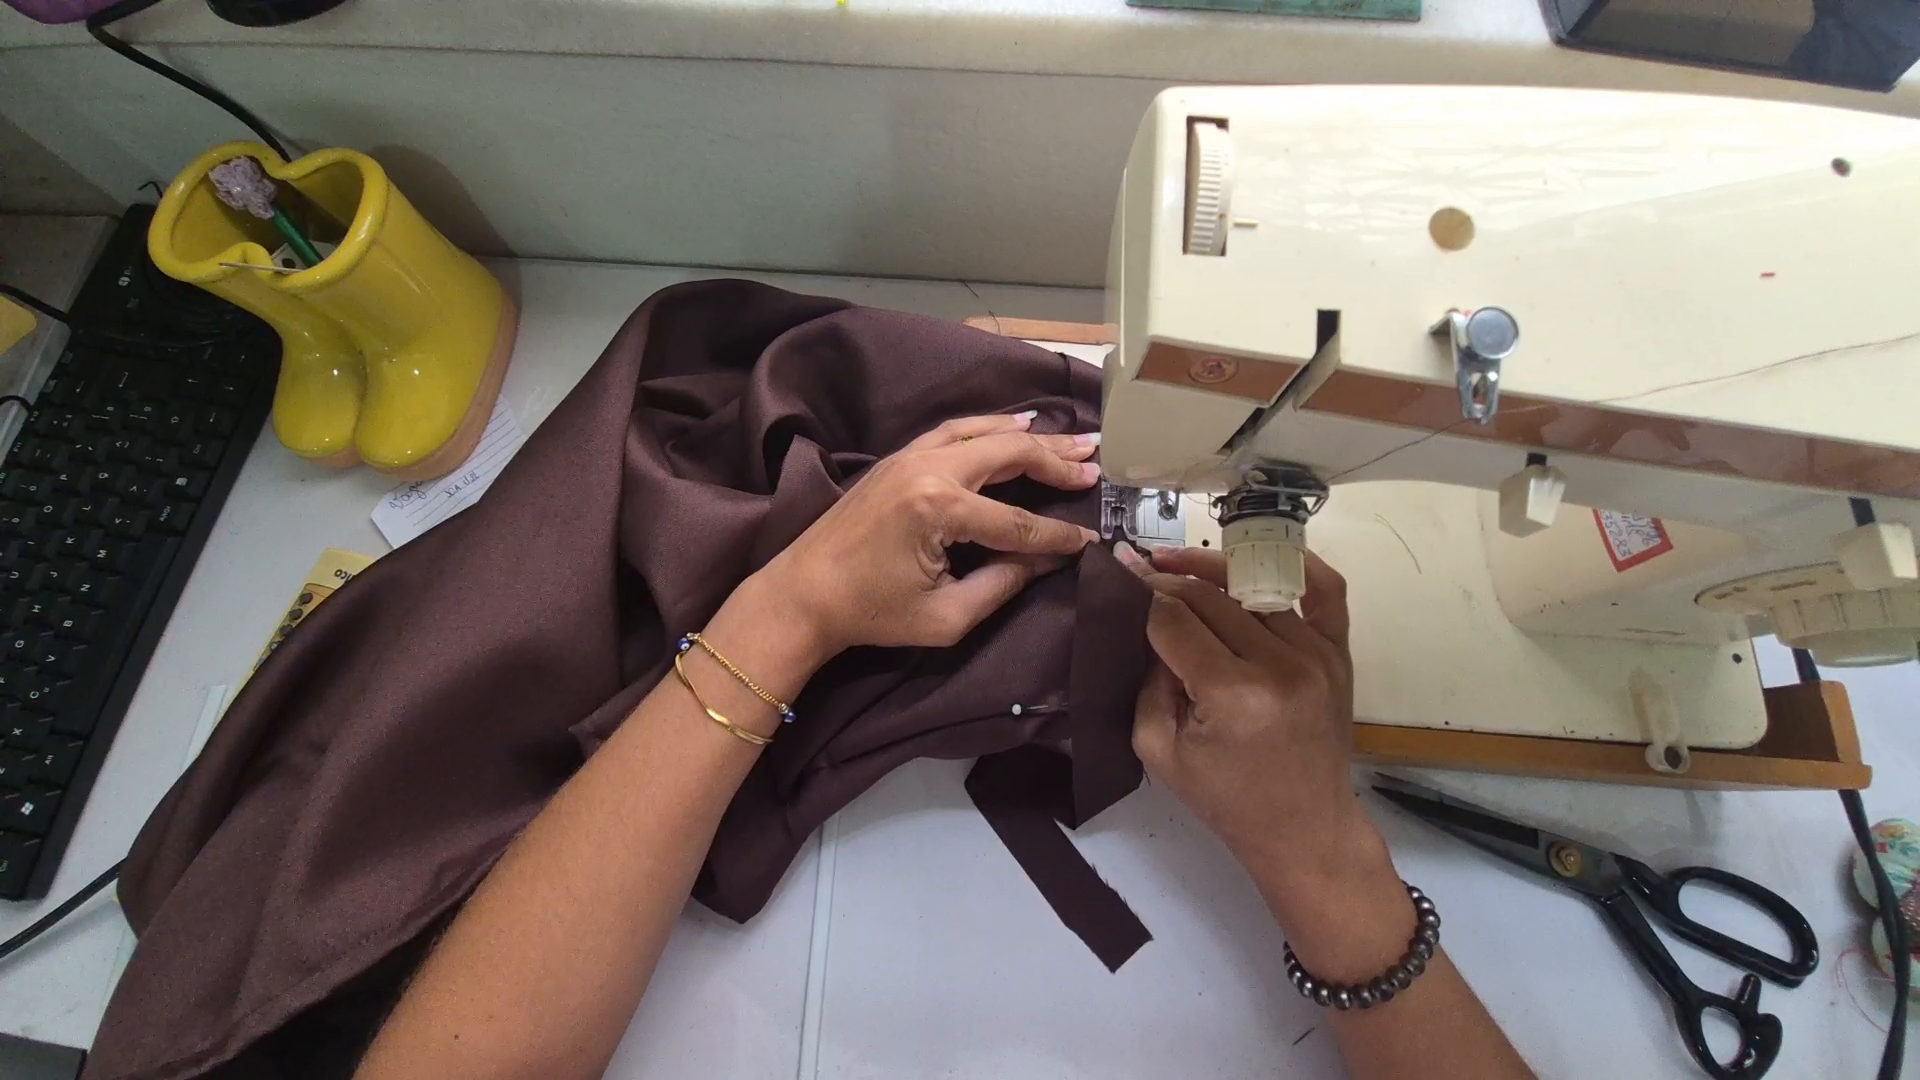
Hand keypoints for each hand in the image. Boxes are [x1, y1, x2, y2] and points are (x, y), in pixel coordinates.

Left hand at [747, 411, 1099, 659]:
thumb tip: (1046, 560)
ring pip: (984, 433)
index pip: (1017, 522)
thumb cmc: (872, 614)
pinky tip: (1015, 424)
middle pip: (1009, 455)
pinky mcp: (898, 458)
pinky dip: (989, 426)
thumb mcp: (946, 617)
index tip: (1090, 541)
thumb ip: (1003, 583)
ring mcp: (909, 456)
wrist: (802, 594)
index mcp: (939, 510)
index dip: (1057, 536)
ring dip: (1031, 437)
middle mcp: (927, 469)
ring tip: (1073, 440)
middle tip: (1096, 467)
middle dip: (1056, 463)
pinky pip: (954, 430)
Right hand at [1122, 543, 1377, 889]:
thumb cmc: (1225, 799)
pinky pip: (1325, 590)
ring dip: (1210, 571)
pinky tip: (1256, 555)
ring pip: (1251, 588)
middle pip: (1209, 597)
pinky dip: (1295, 563)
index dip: (1141, 593)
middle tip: (1138, 570)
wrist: (1304, 831)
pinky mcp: (1340, 654)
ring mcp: (1318, 655)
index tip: (1119, 573)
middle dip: (1166, 581)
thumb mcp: (1157, 748)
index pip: (1173, 619)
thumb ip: (1146, 682)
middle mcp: (1281, 665)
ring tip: (1176, 563)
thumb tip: (1151, 626)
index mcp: (1233, 694)